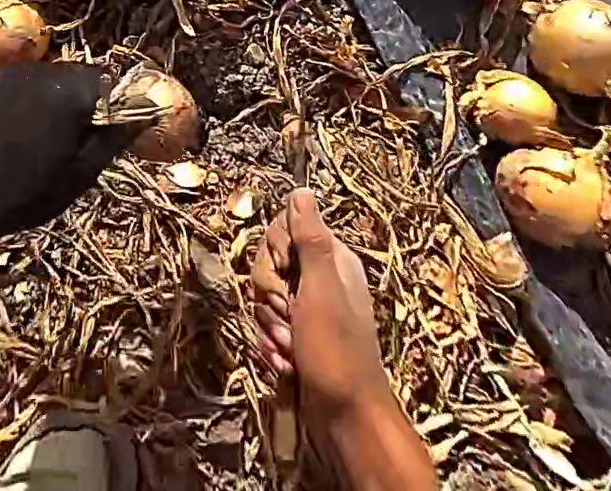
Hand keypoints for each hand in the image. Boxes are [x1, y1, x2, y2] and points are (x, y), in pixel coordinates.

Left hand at [0, 61, 130, 268]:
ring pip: (61, 79)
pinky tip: (32, 130)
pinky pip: (36, 82)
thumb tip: (145, 116)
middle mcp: (47, 71)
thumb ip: (114, 139)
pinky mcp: (0, 80)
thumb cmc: (24, 193)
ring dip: (68, 99)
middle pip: (88, 77)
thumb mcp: (80, 174)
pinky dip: (43, 99)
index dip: (121, 108)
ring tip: (58, 137)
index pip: (115, 85)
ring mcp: (20, 73)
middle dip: (94, 102)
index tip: (116, 133)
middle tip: (88, 138)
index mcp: (72, 93)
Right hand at [252, 190, 437, 490]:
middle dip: (269, 293)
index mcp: (332, 258)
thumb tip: (301, 189)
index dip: (276, 251)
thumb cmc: (337, 352)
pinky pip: (267, 323)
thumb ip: (311, 239)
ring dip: (269, 324)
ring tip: (290, 347)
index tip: (287, 274)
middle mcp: (320, 277)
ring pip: (264, 294)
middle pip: (269, 261)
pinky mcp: (297, 333)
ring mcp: (308, 307)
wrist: (345, 421)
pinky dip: (271, 343)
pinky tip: (285, 362)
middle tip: (289, 317)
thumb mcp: (322, 290)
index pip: (284, 227)